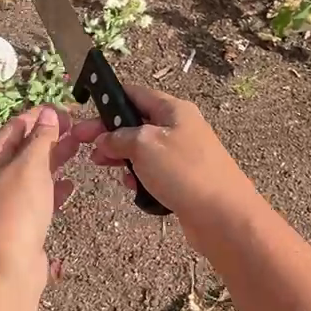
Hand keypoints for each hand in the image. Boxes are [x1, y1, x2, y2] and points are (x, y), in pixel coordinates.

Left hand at [0, 105, 84, 282]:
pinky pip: (40, 196)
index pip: (17, 125)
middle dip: (51, 136)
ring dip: (56, 158)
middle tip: (80, 129)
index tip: (67, 111)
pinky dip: (55, 187)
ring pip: (35, 171)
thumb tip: (48, 114)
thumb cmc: (17, 208)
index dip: (41, 115)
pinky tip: (71, 185)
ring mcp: (8, 199)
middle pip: (26, 147)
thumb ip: (41, 138)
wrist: (7, 265)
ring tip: (79, 148)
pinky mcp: (21, 220)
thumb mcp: (30, 165)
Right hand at [74, 84, 259, 236]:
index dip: (109, 99)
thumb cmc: (184, 172)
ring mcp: (183, 154)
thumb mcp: (144, 145)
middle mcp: (180, 127)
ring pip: (143, 148)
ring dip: (122, 156)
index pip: (135, 93)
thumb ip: (118, 137)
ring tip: (104, 166)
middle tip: (86, 145)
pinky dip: (139, 175)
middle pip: (136, 122)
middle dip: (110, 133)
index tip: (86, 113)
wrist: (224, 217)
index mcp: (173, 109)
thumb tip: (103, 139)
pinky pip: (154, 171)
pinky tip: (132, 186)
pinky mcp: (184, 178)